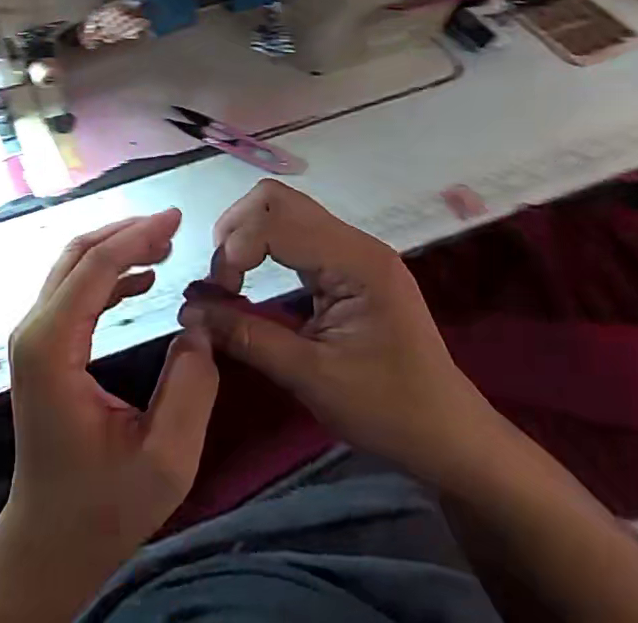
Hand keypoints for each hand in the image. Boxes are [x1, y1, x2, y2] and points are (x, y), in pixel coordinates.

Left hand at [2, 208, 219, 569]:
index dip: (137, 237)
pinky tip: (142, 280)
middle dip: (125, 234)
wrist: (50, 536)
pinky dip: (107, 279)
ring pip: (71, 271)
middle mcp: (33, 331)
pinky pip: (72, 296)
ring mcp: (32, 338)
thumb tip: (198, 326)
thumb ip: (191, 386)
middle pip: (76, 258)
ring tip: (166, 245)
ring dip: (116, 251)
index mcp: (52, 348)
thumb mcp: (167, 458)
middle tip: (175, 226)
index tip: (177, 218)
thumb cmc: (105, 506)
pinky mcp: (41, 349)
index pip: (95, 269)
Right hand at [178, 180, 503, 489]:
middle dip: (234, 230)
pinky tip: (250, 278)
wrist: (450, 438)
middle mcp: (355, 244)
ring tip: (230, 278)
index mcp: (357, 264)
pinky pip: (290, 232)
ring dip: (244, 235)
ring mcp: (352, 251)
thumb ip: (245, 336)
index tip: (219, 295)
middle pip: (274, 199)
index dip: (233, 251)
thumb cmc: (389, 411)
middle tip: (220, 278)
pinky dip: (259, 245)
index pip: (273, 223)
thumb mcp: (310, 378)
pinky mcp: (345, 264)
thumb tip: (187, 311)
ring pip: (279, 209)